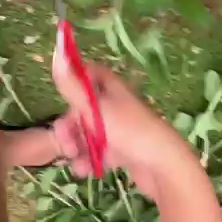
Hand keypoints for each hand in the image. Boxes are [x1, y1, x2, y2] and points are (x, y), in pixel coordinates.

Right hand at [50, 49, 203, 200]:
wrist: (163, 167)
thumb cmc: (129, 131)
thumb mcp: (95, 108)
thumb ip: (73, 86)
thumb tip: (58, 51)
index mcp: (111, 89)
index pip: (88, 75)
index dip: (72, 83)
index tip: (60, 97)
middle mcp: (116, 105)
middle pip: (84, 109)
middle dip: (70, 124)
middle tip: (63, 140)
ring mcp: (120, 129)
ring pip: (89, 133)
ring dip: (77, 145)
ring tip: (72, 159)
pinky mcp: (124, 152)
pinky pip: (99, 152)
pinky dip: (89, 159)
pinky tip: (84, 170)